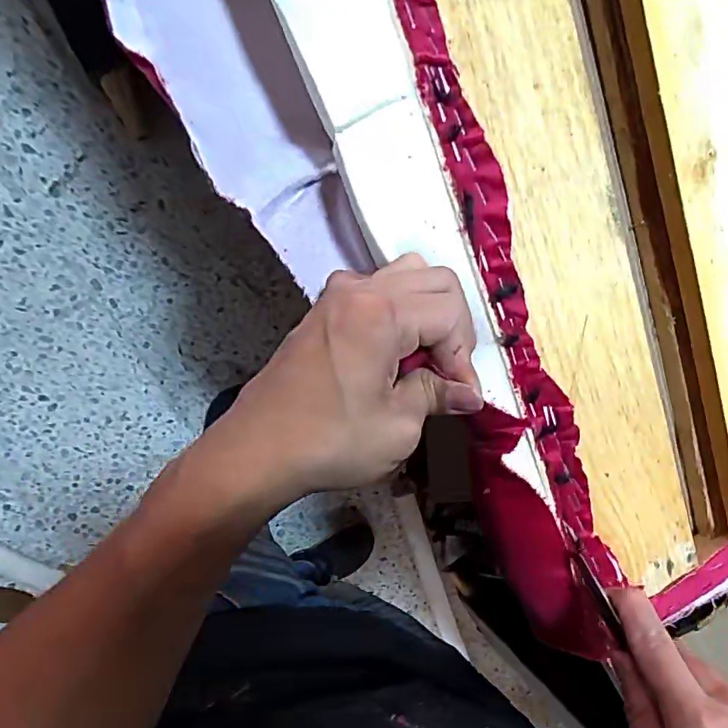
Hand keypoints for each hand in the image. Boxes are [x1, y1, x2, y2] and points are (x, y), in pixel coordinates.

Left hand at [201, 255, 485, 508]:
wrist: (260, 450)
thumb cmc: (329, 442)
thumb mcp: (398, 426)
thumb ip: (436, 395)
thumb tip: (466, 393)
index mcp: (380, 312)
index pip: (449, 314)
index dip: (464, 358)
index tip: (462, 396)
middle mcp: (358, 290)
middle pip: (435, 281)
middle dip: (453, 329)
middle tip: (449, 376)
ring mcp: (336, 296)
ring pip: (407, 277)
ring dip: (428, 315)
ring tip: (425, 363)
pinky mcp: (324, 312)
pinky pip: (378, 291)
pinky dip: (400, 315)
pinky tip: (396, 357)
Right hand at [609, 589, 727, 727]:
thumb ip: (639, 719)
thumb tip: (626, 667)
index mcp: (700, 722)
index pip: (657, 648)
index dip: (633, 614)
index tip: (615, 588)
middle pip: (680, 661)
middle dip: (651, 665)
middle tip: (630, 693)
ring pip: (702, 679)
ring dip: (676, 689)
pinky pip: (724, 699)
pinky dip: (700, 706)